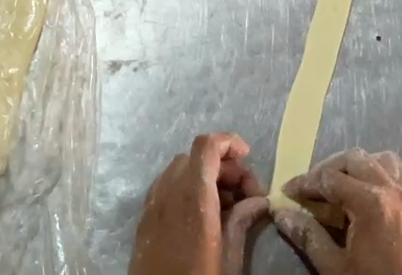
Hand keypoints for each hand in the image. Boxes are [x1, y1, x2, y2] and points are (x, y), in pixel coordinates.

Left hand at [131, 132, 272, 274]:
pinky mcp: (143, 221)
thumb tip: (258, 201)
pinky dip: (185, 188)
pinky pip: (165, 187)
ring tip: (226, 206)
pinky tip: (201, 214)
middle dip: (224, 166)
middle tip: (247, 195)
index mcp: (193, 198)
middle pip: (196, 156)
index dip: (229, 141)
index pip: (207, 146)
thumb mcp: (229, 260)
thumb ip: (242, 222)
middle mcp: (169, 193)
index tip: (249, 157)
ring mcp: (152, 206)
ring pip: (179, 169)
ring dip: (204, 176)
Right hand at [274, 149, 401, 274]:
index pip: (328, 179)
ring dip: (368, 166)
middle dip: (332, 168)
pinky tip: (396, 185)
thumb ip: (309, 237)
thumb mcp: (335, 268)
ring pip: (390, 161)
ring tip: (353, 183)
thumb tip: (282, 214)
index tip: (288, 191)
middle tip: (315, 187)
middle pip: (357, 159)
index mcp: (369, 201)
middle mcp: (394, 189)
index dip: (305, 183)